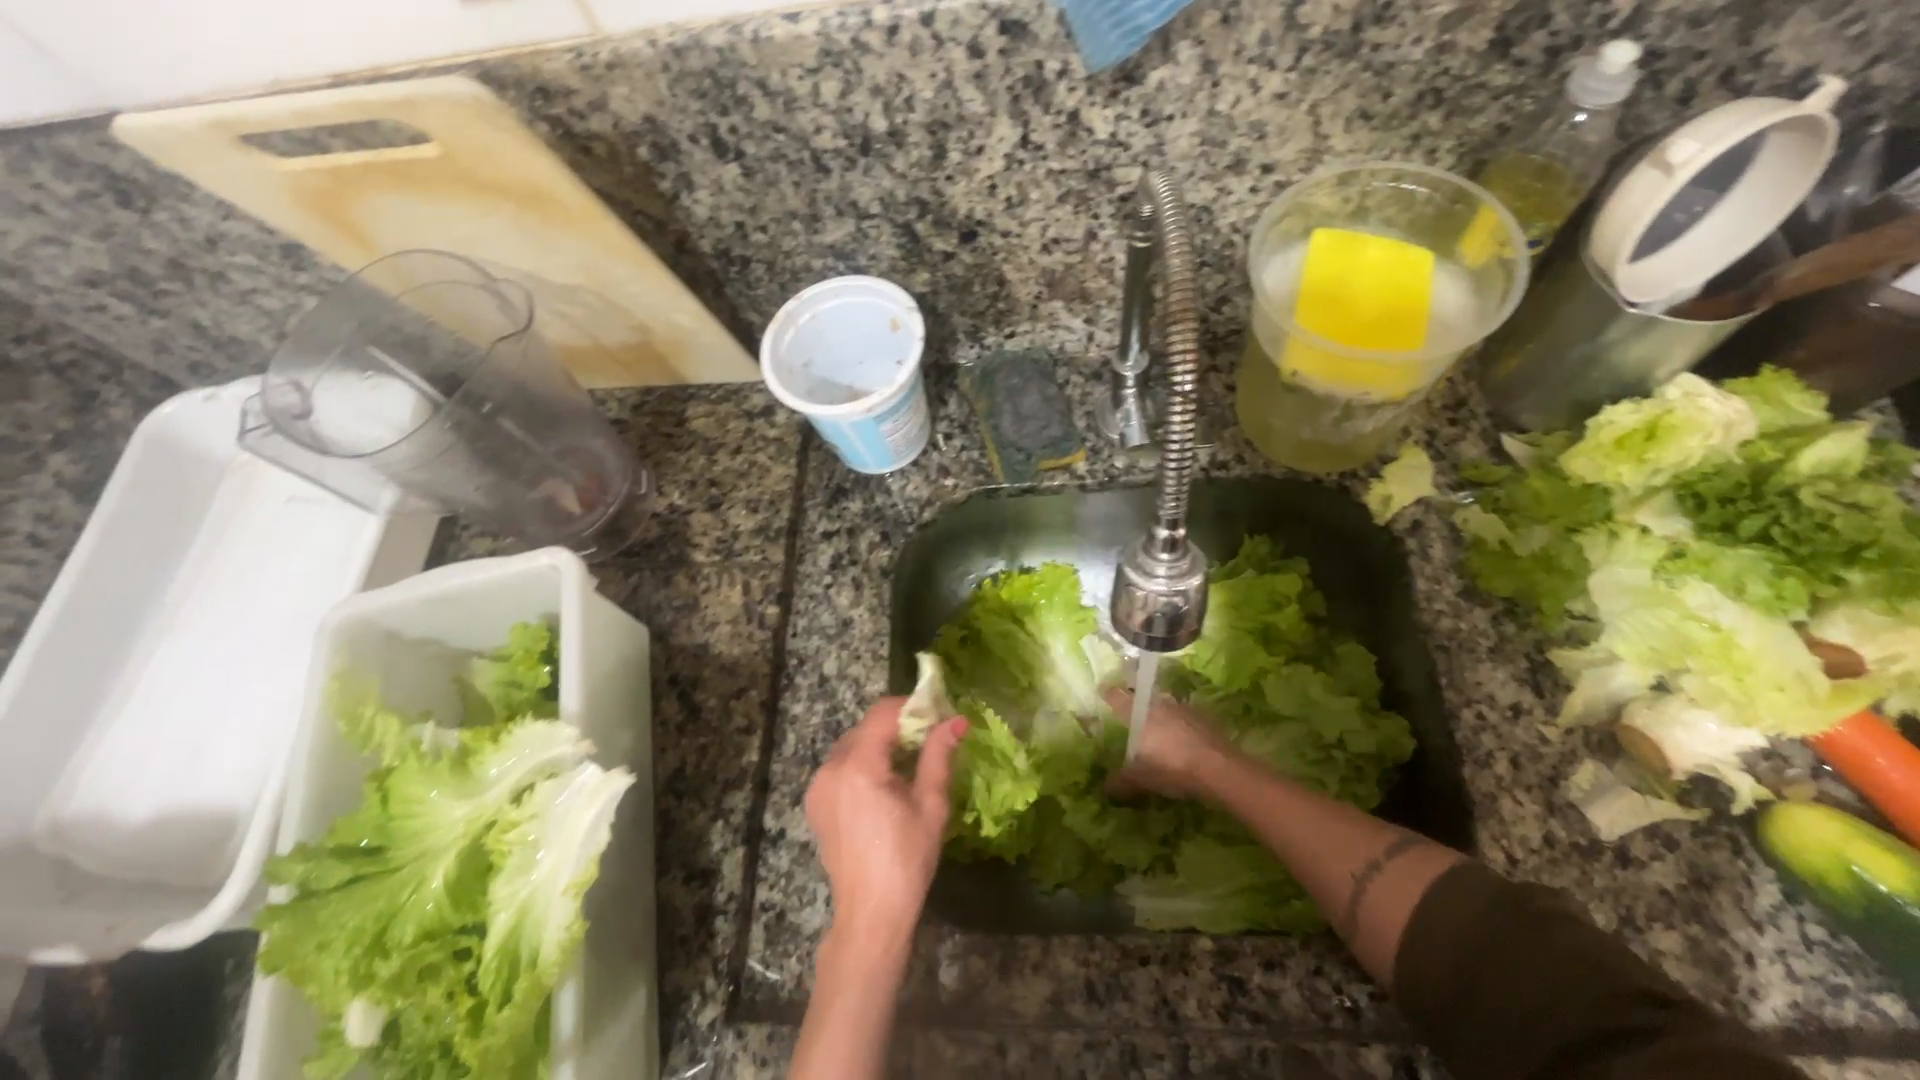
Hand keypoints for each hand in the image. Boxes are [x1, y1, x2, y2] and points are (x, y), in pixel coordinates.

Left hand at [804, 698, 967, 939]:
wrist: (871, 913)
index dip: (911, 707)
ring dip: (879, 747)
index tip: (937, 714)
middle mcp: (830, 769)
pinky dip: (862, 766)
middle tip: (928, 742)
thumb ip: (938, 756)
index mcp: (858, 766)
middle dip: (897, 728)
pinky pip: (840, 769)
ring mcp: (817, 787)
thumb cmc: (907, 859)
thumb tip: (956, 720)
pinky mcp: (815, 804)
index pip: (882, 713)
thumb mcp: (930, 805)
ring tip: (908, 768)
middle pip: (865, 729)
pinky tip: (884, 790)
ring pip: (851, 747)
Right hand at [1104, 689, 1239, 800]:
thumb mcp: (1141, 779)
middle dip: (1138, 702)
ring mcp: (1185, 710)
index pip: (1119, 698)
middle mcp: (1161, 705)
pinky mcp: (1206, 720)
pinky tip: (1181, 740)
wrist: (1219, 769)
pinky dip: (1180, 725)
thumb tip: (1106, 789)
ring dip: (1162, 713)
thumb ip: (1121, 781)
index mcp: (1140, 714)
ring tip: (1157, 727)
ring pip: (1167, 706)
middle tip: (1132, 711)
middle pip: (1145, 697)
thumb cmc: (1171, 767)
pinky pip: (1186, 718)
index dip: (1110, 694)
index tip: (1103, 690)